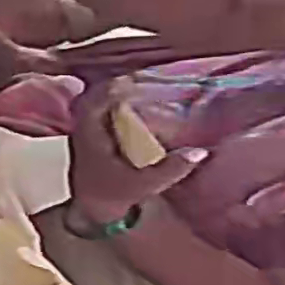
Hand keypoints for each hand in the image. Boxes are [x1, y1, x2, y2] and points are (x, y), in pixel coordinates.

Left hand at [67, 78, 205, 224]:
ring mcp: (85, 134)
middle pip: (94, 98)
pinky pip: (99, 115)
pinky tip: (134, 103)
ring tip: (141, 84)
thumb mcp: (145, 183)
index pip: (94, 102)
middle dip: (116, 86)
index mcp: (89, 136)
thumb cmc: (114, 194)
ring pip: (95, 106)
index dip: (112, 88)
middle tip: (144, 76)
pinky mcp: (91, 139)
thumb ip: (172, 168)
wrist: (93, 208)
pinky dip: (114, 107)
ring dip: (114, 95)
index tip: (135, 78)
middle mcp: (83, 131)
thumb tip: (201, 152)